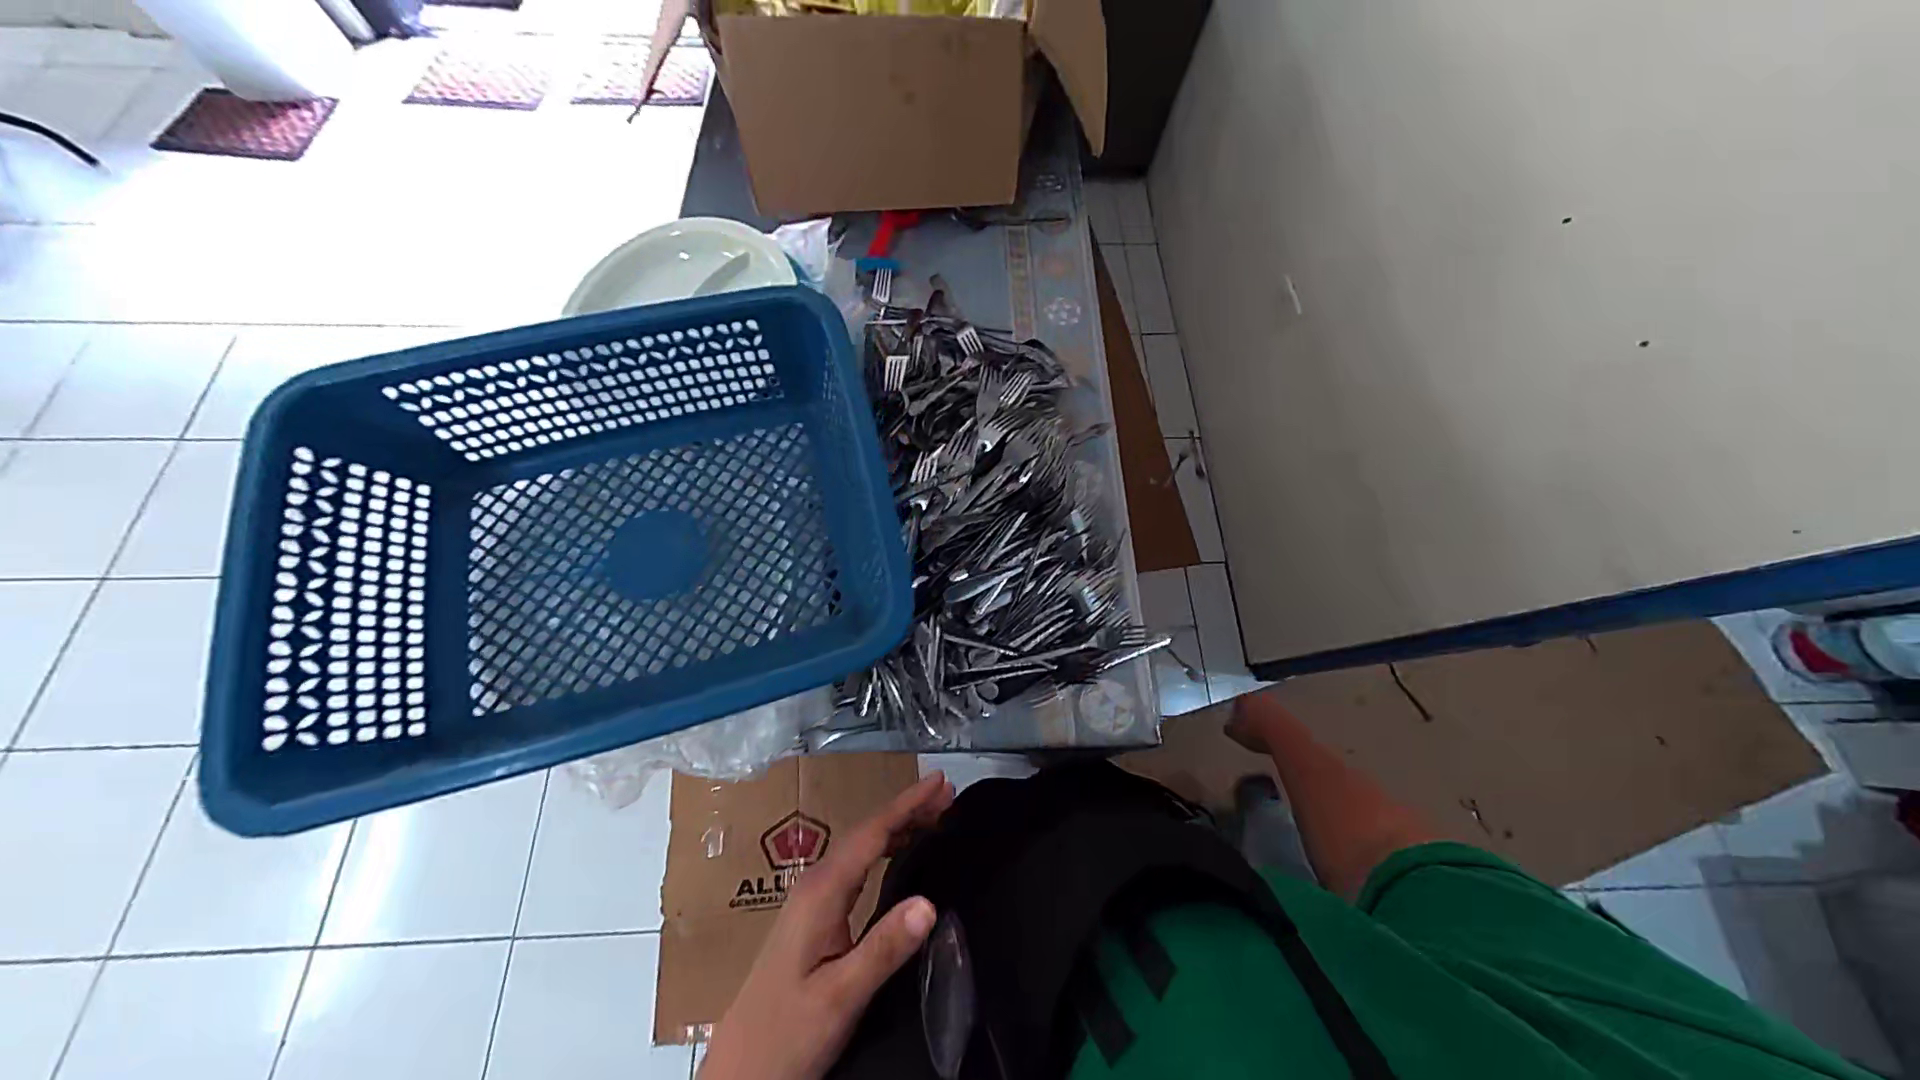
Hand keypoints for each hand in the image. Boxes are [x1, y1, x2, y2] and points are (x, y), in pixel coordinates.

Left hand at [701, 771, 956, 1079]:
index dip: (907, 805)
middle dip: (907, 808)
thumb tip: (929, 902)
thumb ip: (883, 948)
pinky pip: (856, 867)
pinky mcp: (814, 917)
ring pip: (861, 848)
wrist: (740, 1071)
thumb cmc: (787, 1033)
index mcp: (821, 892)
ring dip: (897, 826)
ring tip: (934, 814)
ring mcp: (812, 900)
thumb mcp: (840, 996)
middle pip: (866, 833)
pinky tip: (899, 854)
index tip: (941, 782)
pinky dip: (884, 850)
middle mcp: (815, 885)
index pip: (871, 834)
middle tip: (947, 793)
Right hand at [1225, 692, 1291, 753]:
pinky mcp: (1289, 714)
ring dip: (1263, 718)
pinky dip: (1274, 724)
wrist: (1287, 738)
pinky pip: (1278, 718)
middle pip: (1253, 703)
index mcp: (1246, 699)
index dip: (1234, 710)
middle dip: (1250, 713)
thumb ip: (1229, 728)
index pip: (1237, 700)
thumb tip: (1228, 727)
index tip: (1234, 719)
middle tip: (1247, 725)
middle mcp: (1262, 698)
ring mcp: (1277, 705)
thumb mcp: (1236, 734)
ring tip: (1260, 732)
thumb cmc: (1261, 733)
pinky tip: (1272, 735)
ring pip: (1266, 710)